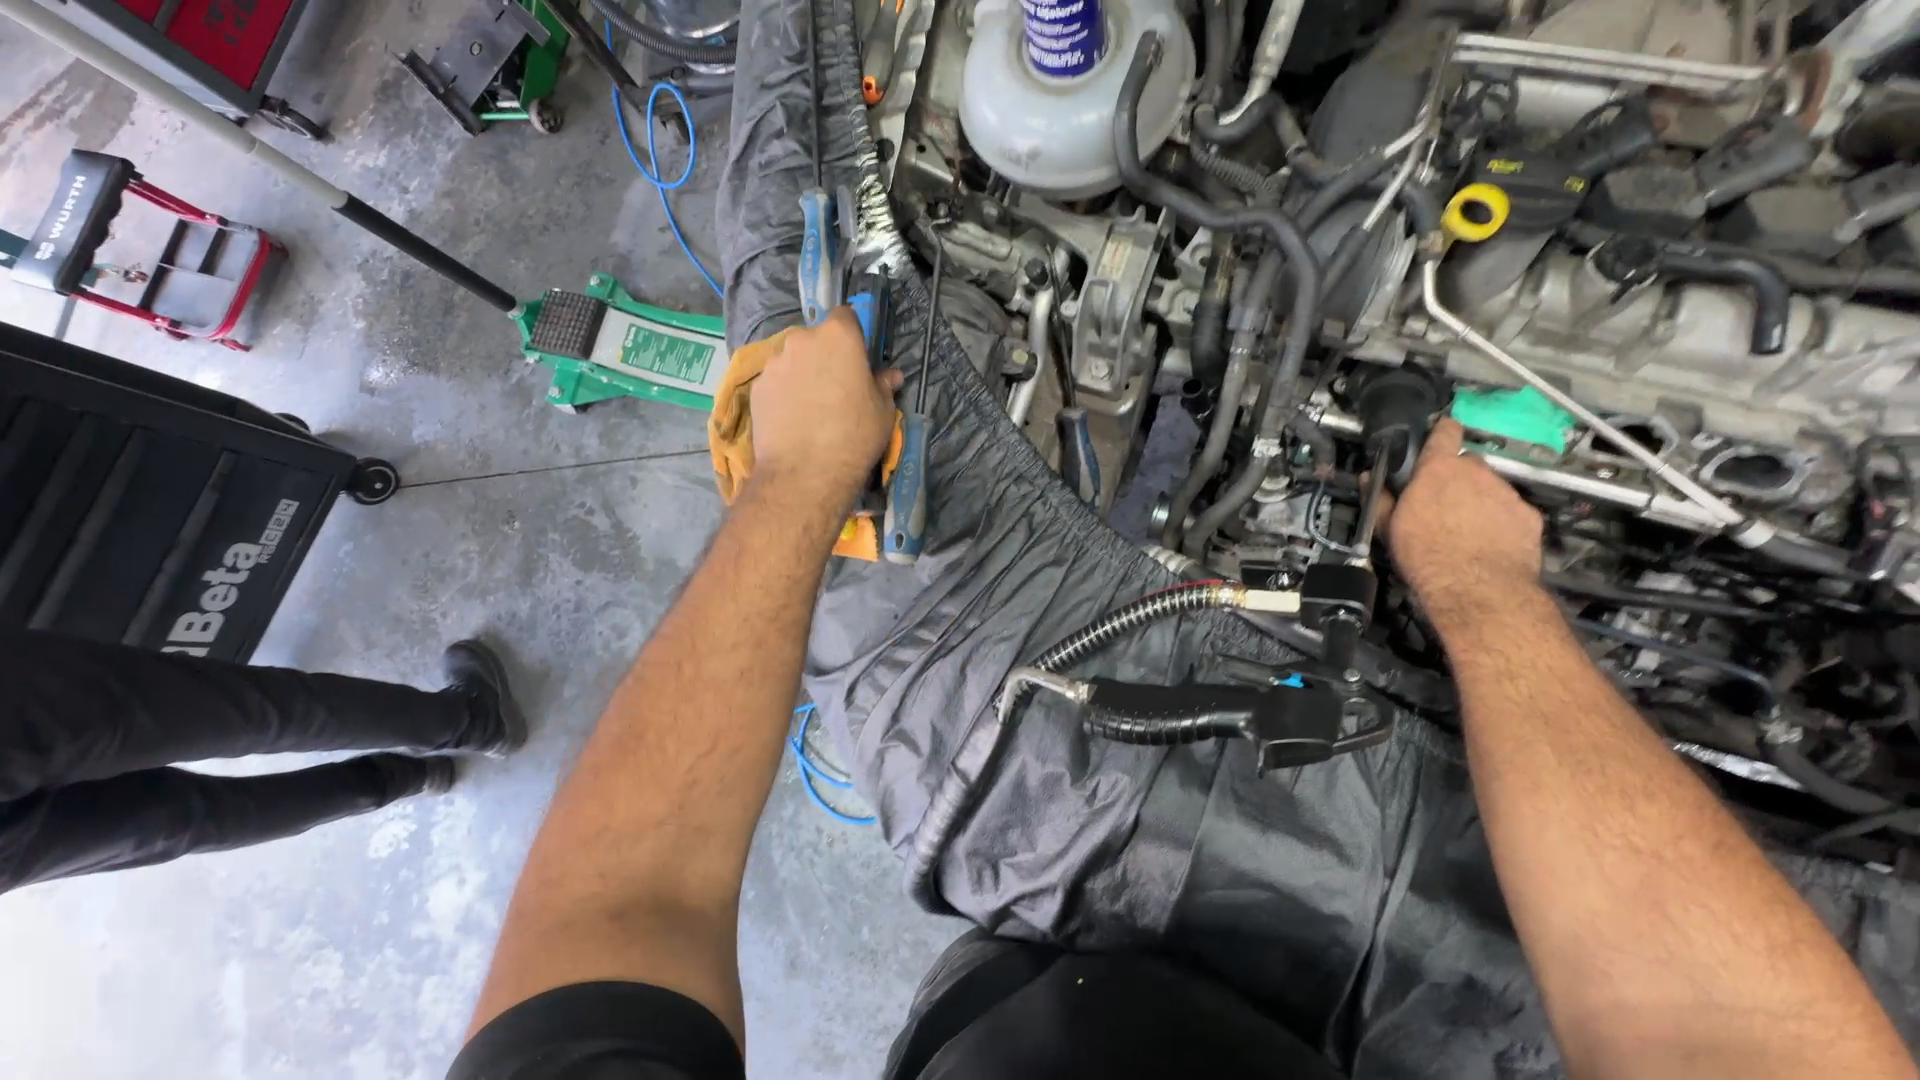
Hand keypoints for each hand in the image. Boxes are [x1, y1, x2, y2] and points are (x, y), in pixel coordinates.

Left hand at [748, 307, 903, 505]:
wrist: (805, 473)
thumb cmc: (854, 435)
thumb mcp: (882, 411)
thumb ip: (883, 385)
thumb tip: (891, 376)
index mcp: (838, 337)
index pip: (845, 315)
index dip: (852, 334)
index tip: (857, 357)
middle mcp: (802, 340)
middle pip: (816, 339)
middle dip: (825, 356)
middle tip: (836, 388)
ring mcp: (775, 363)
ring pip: (793, 361)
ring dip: (802, 374)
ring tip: (811, 408)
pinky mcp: (757, 387)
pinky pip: (776, 383)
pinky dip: (784, 394)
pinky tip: (793, 420)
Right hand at [1386, 419, 1544, 625]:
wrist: (1477, 589)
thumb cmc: (1424, 555)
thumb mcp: (1390, 528)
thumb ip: (1381, 498)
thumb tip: (1369, 478)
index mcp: (1438, 470)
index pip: (1446, 431)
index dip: (1442, 433)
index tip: (1438, 439)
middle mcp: (1477, 473)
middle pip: (1468, 464)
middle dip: (1458, 478)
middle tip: (1445, 503)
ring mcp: (1507, 493)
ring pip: (1491, 488)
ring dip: (1480, 500)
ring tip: (1468, 530)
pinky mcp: (1529, 516)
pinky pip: (1512, 511)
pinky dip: (1502, 521)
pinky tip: (1491, 543)